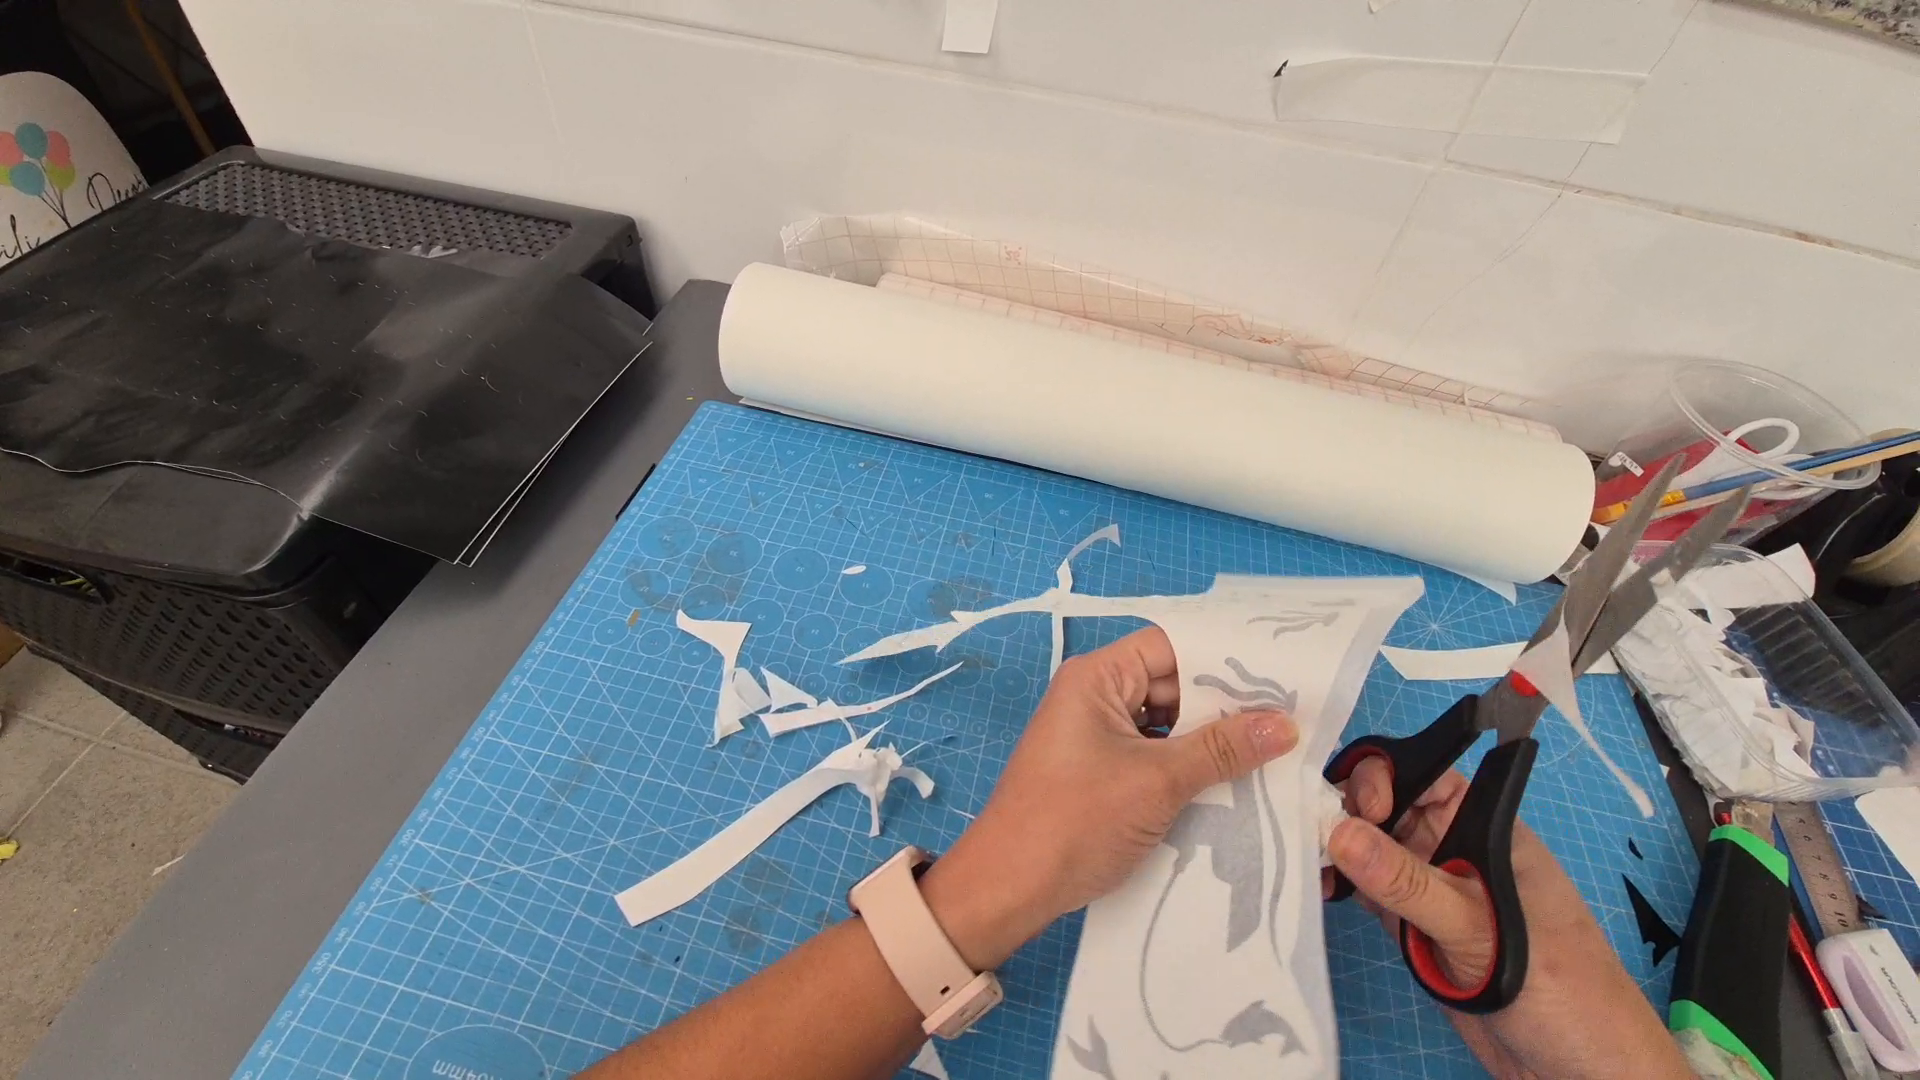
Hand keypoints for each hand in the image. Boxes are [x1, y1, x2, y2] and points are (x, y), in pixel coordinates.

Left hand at [918, 627, 1298, 969]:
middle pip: (1169, 683)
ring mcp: (1096, 734)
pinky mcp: (1101, 769)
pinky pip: (1152, 752)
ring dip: (1208, 739)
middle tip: (1289, 718)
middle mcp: (1094, 695)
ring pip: (1164, 723)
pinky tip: (1232, 781)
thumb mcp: (1157, 779)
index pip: (1168, 647)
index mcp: (1096, 677)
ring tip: (1273, 749)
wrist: (1012, 885)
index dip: (1220, 657)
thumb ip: (1221, 748)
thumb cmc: (1077, 817)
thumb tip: (1285, 723)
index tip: (1277, 675)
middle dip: (1222, 703)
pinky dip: (1186, 764)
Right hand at [1326, 761, 1691, 1079]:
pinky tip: (1317, 887)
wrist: (1580, 1076)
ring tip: (1303, 860)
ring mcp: (1425, 882)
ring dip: (1334, 846)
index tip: (1360, 808)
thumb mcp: (1480, 928)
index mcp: (1480, 824)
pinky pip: (1363, 885)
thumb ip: (1408, 881)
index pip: (1422, 773)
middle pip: (1382, 802)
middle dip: (1344, 808)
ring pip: (1366, 843)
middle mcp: (1448, 843)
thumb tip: (1337, 831)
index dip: (1382, 776)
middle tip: (1311, 833)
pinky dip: (1338, 881)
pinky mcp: (1407, 919)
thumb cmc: (1561, 990)